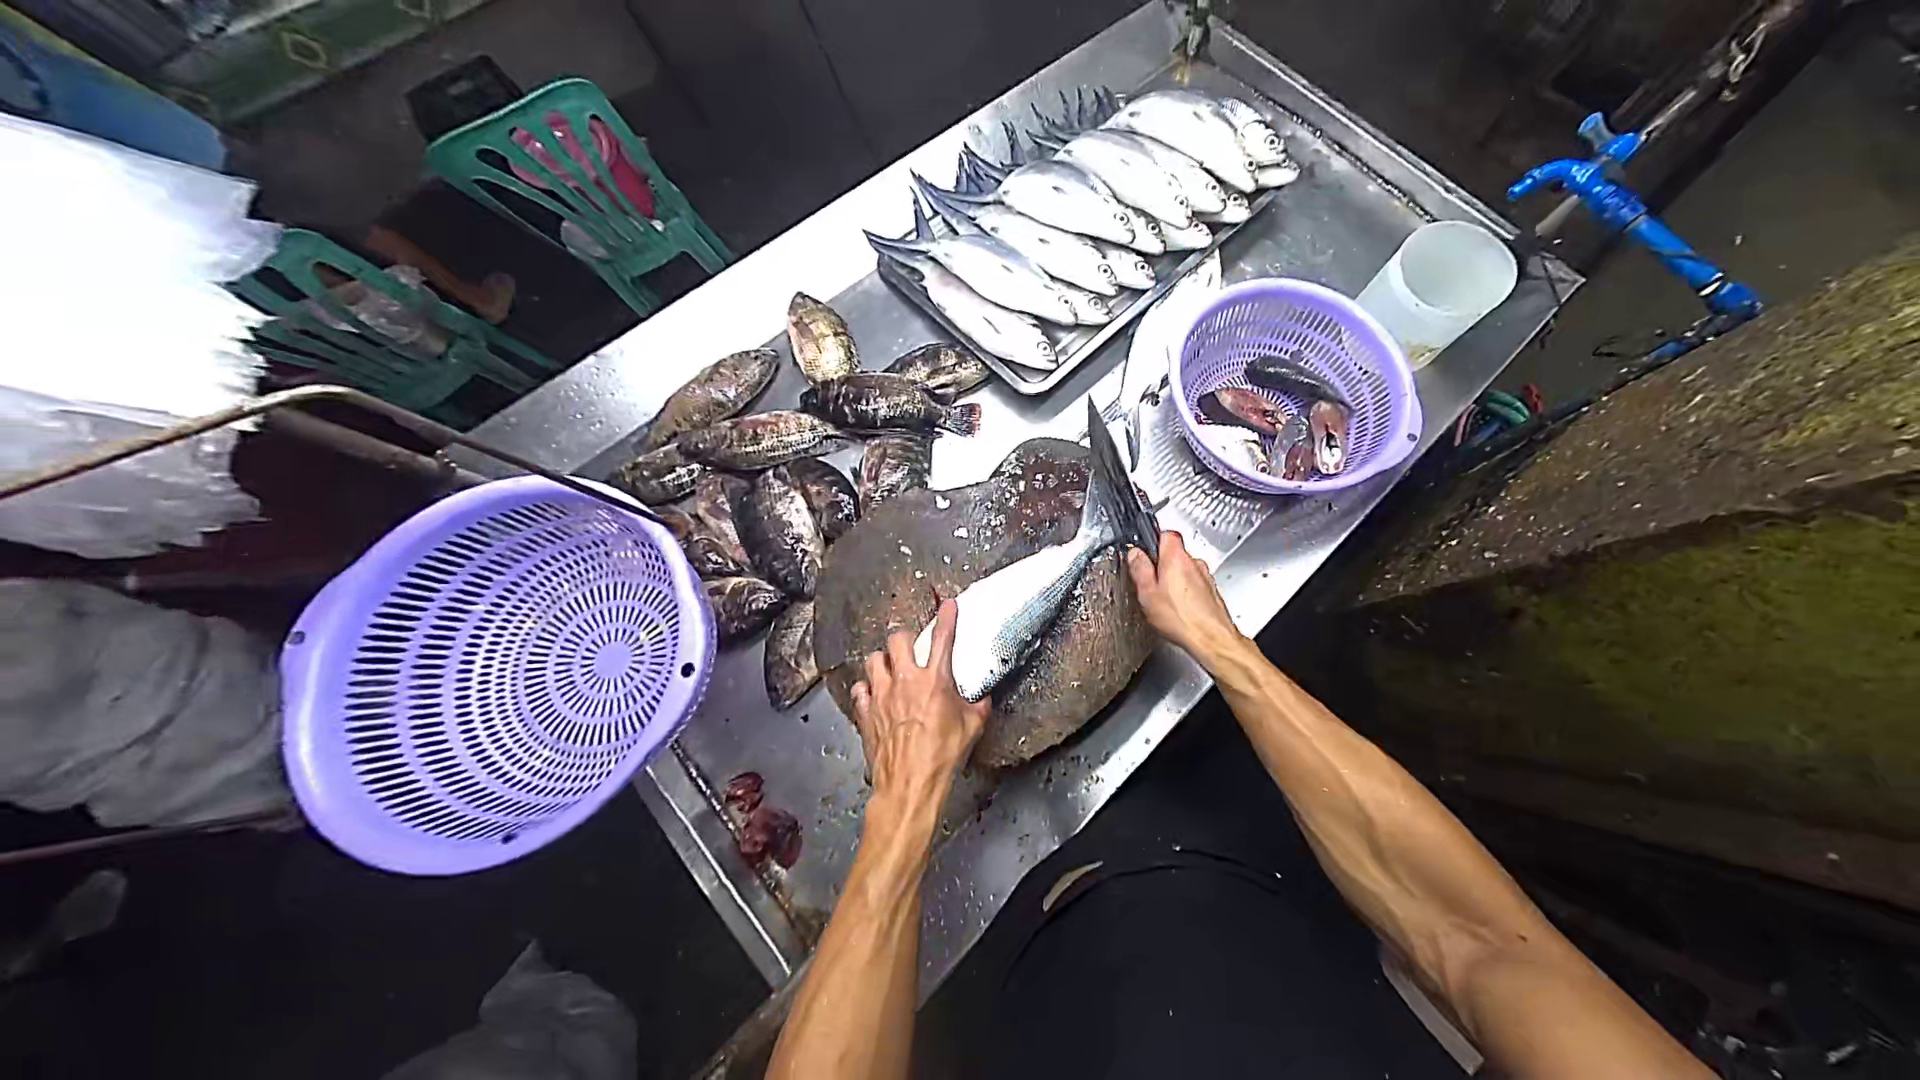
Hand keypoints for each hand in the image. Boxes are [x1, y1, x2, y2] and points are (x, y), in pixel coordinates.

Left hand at [850, 600, 990, 815]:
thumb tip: (982, 698)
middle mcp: (905, 680)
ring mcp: (881, 694)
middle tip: (911, 647)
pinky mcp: (866, 711)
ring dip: (883, 661)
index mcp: (935, 680)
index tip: (948, 605)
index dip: (947, 617)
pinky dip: (867, 689)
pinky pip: (860, 689)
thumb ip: (978, 706)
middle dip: (905, 639)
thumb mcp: (972, 728)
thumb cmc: (941, 756)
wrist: (910, 784)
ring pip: (874, 659)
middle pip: (898, 639)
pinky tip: (874, 695)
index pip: (943, 638)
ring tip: (890, 668)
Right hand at [1126, 530, 1246, 668]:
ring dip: (1174, 580)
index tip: (1144, 553)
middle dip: (1161, 565)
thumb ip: (1140, 569)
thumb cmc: (1182, 619)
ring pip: (1185, 570)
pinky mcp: (1212, 592)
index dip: (1153, 541)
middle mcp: (1194, 563)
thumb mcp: (1147, 593)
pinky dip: (1186, 592)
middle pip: (1175, 553)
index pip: (1166, 534)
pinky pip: (1194, 584)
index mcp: (1176, 558)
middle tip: (1150, 583)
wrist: (1211, 639)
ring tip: (1164, 600)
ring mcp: (1206, 577)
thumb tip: (1135, 554)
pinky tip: (1178, 609)